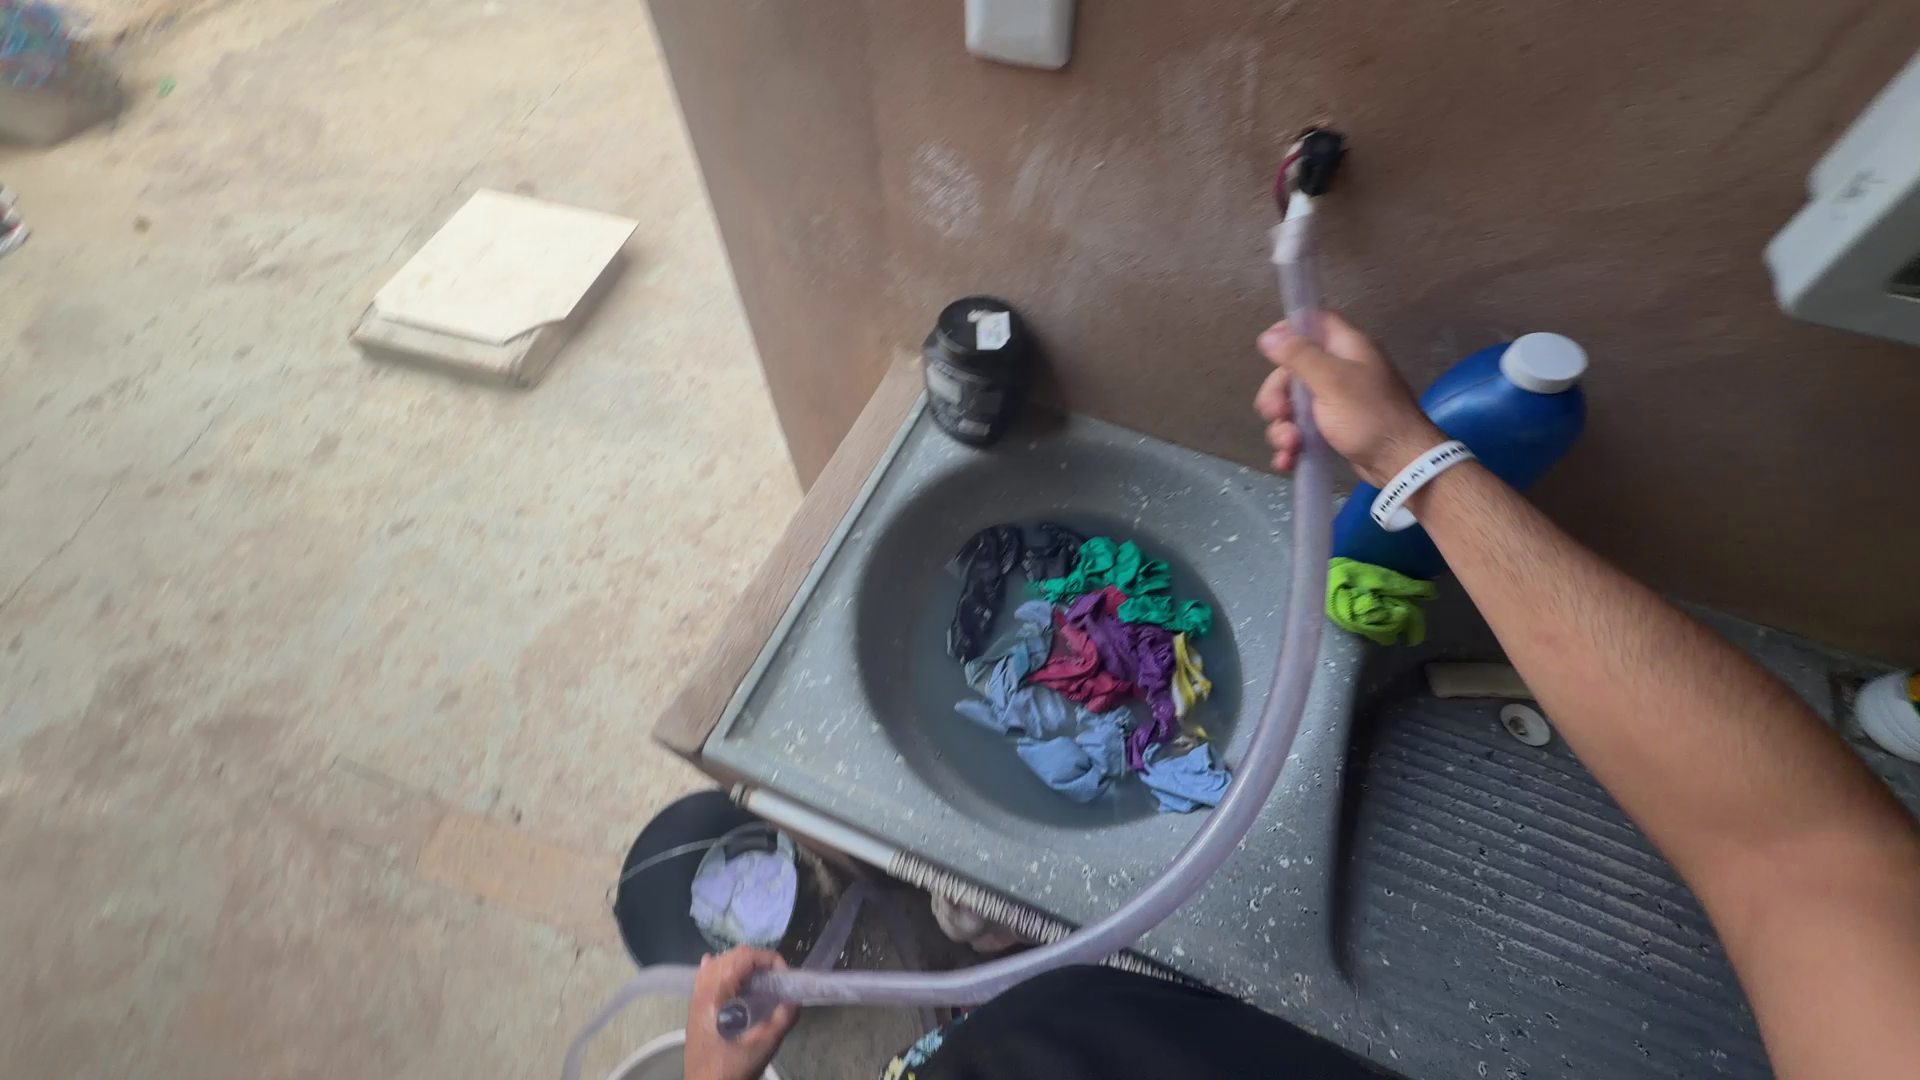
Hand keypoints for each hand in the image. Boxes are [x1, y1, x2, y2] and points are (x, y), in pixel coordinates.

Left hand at [684, 948, 798, 1079]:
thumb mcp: (763, 1046)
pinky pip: (707, 975)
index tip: (783, 976)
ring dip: (743, 964)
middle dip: (759, 960)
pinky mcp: (696, 1007)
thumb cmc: (731, 1070)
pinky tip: (732, 976)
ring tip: (760, 981)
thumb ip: (782, 1019)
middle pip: (733, 955)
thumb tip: (797, 998)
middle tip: (775, 980)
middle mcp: (703, 990)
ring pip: (721, 962)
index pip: (744, 957)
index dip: (768, 959)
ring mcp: (697, 997)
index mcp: (716, 995)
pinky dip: (723, 969)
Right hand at [1253, 313, 1442, 487]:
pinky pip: (1299, 430)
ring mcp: (1334, 401)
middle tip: (1277, 412)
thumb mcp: (1332, 382)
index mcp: (1347, 349)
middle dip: (1277, 395)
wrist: (1399, 463)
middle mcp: (1340, 371)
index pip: (1315, 323)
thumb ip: (1300, 356)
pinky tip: (1289, 458)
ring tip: (1290, 444)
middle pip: (1292, 371)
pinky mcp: (1330, 428)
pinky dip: (1290, 444)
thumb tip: (1268, 334)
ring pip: (1291, 405)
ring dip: (1282, 426)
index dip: (1289, 330)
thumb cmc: (1369, 416)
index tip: (1268, 349)